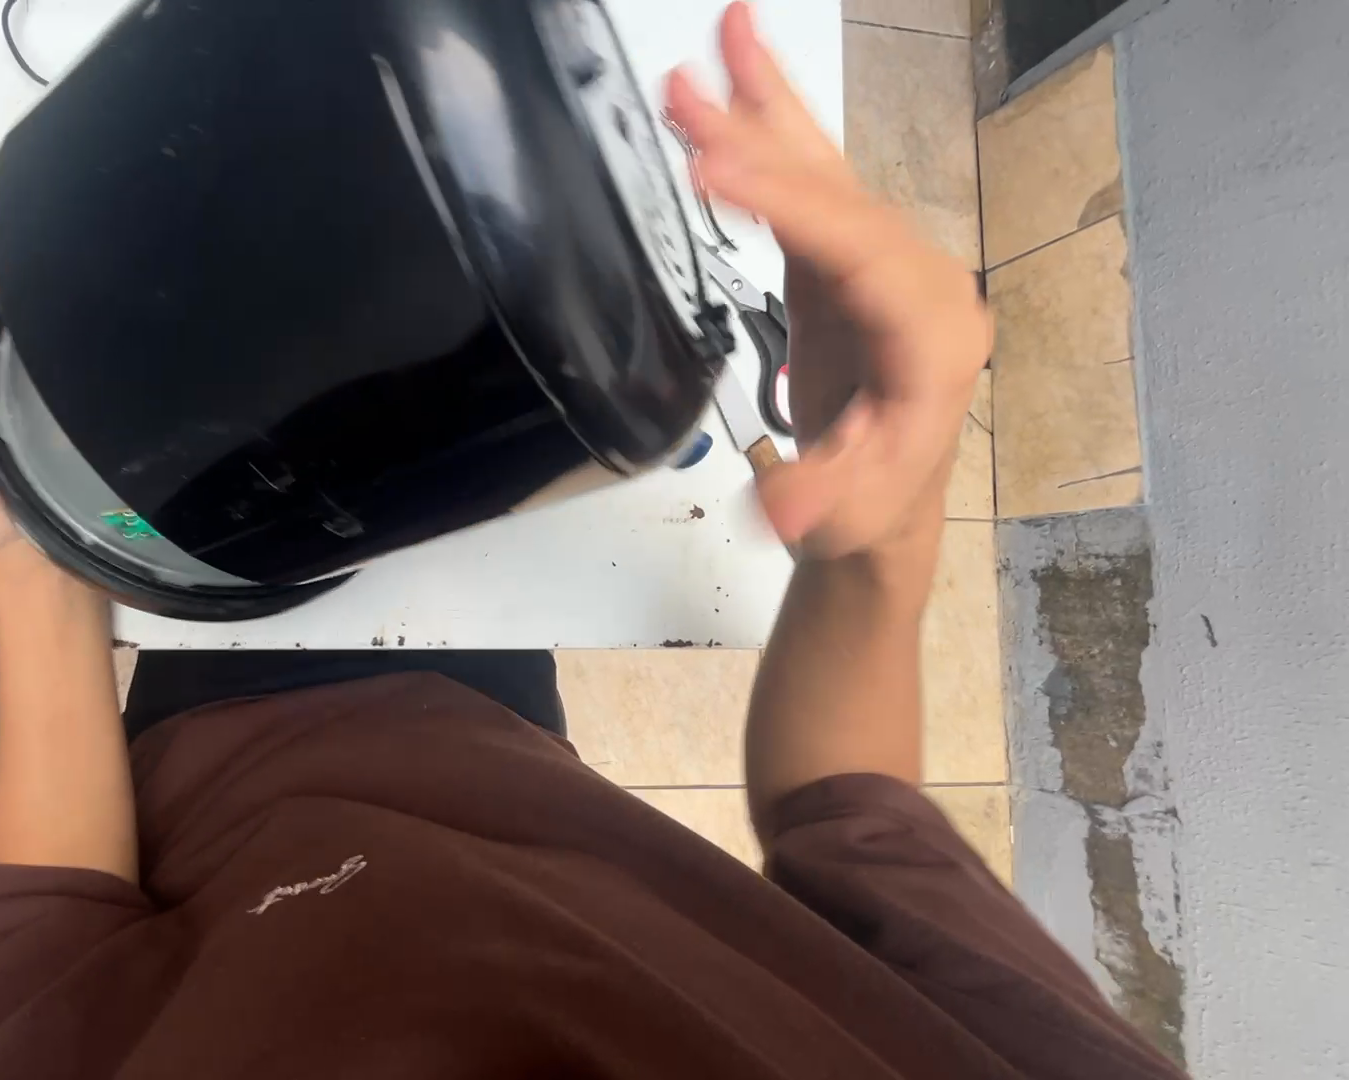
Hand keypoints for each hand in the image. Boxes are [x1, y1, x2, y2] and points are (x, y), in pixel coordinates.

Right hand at [664, 2, 991, 559]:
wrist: (878, 499)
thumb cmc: (869, 503)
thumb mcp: (848, 514)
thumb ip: (820, 501)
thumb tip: (787, 508)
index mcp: (926, 332)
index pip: (854, 250)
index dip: (784, 208)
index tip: (713, 173)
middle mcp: (910, 280)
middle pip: (832, 190)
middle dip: (757, 135)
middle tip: (688, 84)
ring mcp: (874, 269)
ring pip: (817, 176)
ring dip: (762, 112)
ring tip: (718, 45)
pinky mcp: (838, 271)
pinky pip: (802, 196)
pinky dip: (766, 147)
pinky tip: (734, 109)